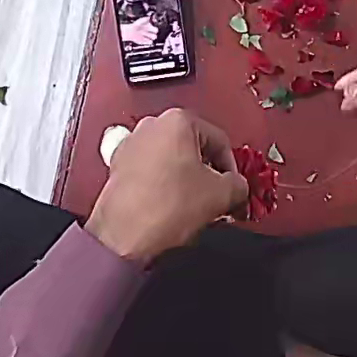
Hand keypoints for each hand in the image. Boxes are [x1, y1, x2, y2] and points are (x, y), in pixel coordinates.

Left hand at [87, 109, 247, 263]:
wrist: (122, 236)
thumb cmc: (169, 206)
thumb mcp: (221, 195)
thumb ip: (239, 184)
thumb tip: (237, 187)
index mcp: (178, 120)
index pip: (219, 141)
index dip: (232, 169)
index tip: (233, 188)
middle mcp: (152, 125)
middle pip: (194, 148)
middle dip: (208, 173)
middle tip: (216, 198)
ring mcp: (131, 144)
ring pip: (172, 159)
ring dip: (186, 180)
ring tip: (192, 206)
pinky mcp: (117, 165)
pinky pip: (151, 170)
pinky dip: (163, 184)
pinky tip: (168, 207)